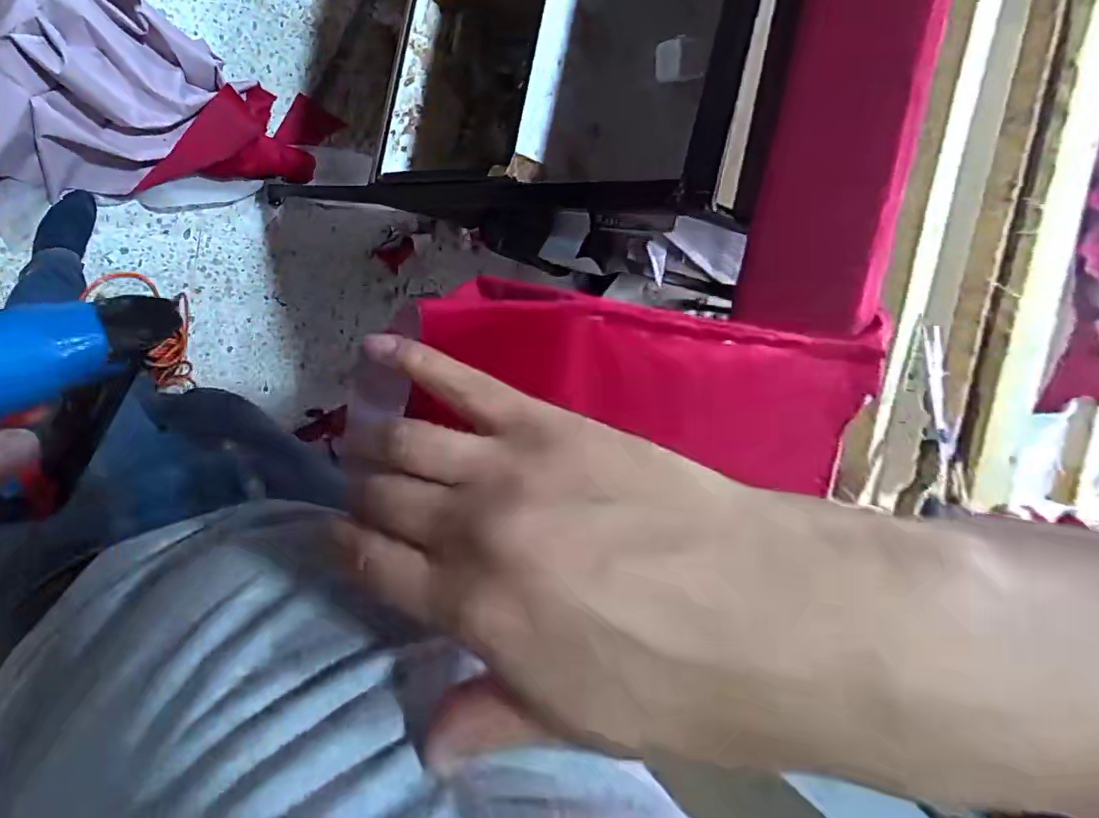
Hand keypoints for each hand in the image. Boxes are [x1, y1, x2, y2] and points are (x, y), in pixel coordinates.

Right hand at [340, 334, 885, 771]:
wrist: (768, 609)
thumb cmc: (669, 680)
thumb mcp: (571, 718)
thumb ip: (486, 717)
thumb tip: (423, 748)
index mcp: (468, 604)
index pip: (371, 562)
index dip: (341, 547)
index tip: (329, 536)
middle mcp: (469, 527)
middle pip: (381, 497)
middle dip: (358, 496)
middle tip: (360, 495)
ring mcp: (501, 465)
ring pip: (403, 440)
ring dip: (370, 441)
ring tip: (362, 442)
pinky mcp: (538, 421)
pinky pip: (459, 381)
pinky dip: (410, 361)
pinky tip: (374, 350)